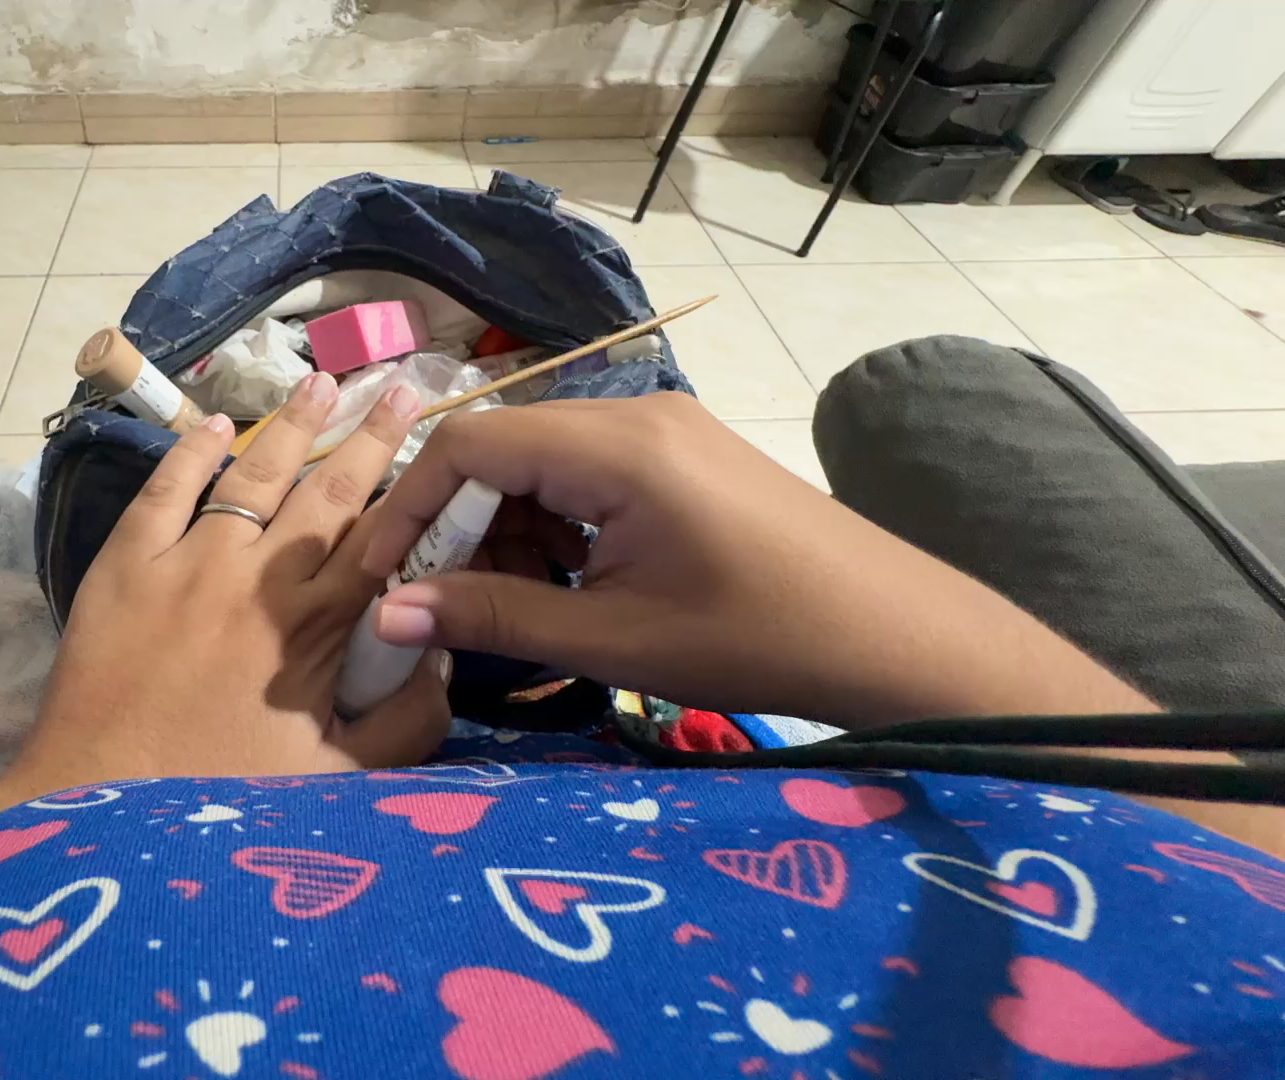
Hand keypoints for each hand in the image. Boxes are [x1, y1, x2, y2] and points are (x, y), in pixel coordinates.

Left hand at [10, 372, 451, 796]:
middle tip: (399, 388)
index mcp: (314, 625)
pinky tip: (217, 422)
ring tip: (324, 383)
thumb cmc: (224, 796)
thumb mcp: (339, 780)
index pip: (380, 538)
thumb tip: (441, 654)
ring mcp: (186, 562)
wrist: (101, 806)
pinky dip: (191, 452)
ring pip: (251, 475)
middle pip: (327, 490)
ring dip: (292, 426)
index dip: (415, 490)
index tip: (439, 450)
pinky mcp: (125, 564)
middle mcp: (257, 577)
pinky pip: (164, 491)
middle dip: (370, 436)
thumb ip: (406, 722)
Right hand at [360, 393, 1155, 724]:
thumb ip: (491, 617)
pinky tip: (557, 581)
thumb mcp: (611, 639)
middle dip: (455, 525)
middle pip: (498, 450)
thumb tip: (383, 615)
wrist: (904, 640)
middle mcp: (629, 414)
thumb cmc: (760, 640)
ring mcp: (655, 431)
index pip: (468, 444)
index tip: (380, 571)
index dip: (410, 505)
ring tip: (505, 602)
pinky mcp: (672, 457)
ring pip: (534, 465)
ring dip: (500, 531)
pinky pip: (577, 477)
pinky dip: (545, 528)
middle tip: (439, 599)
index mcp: (615, 445)